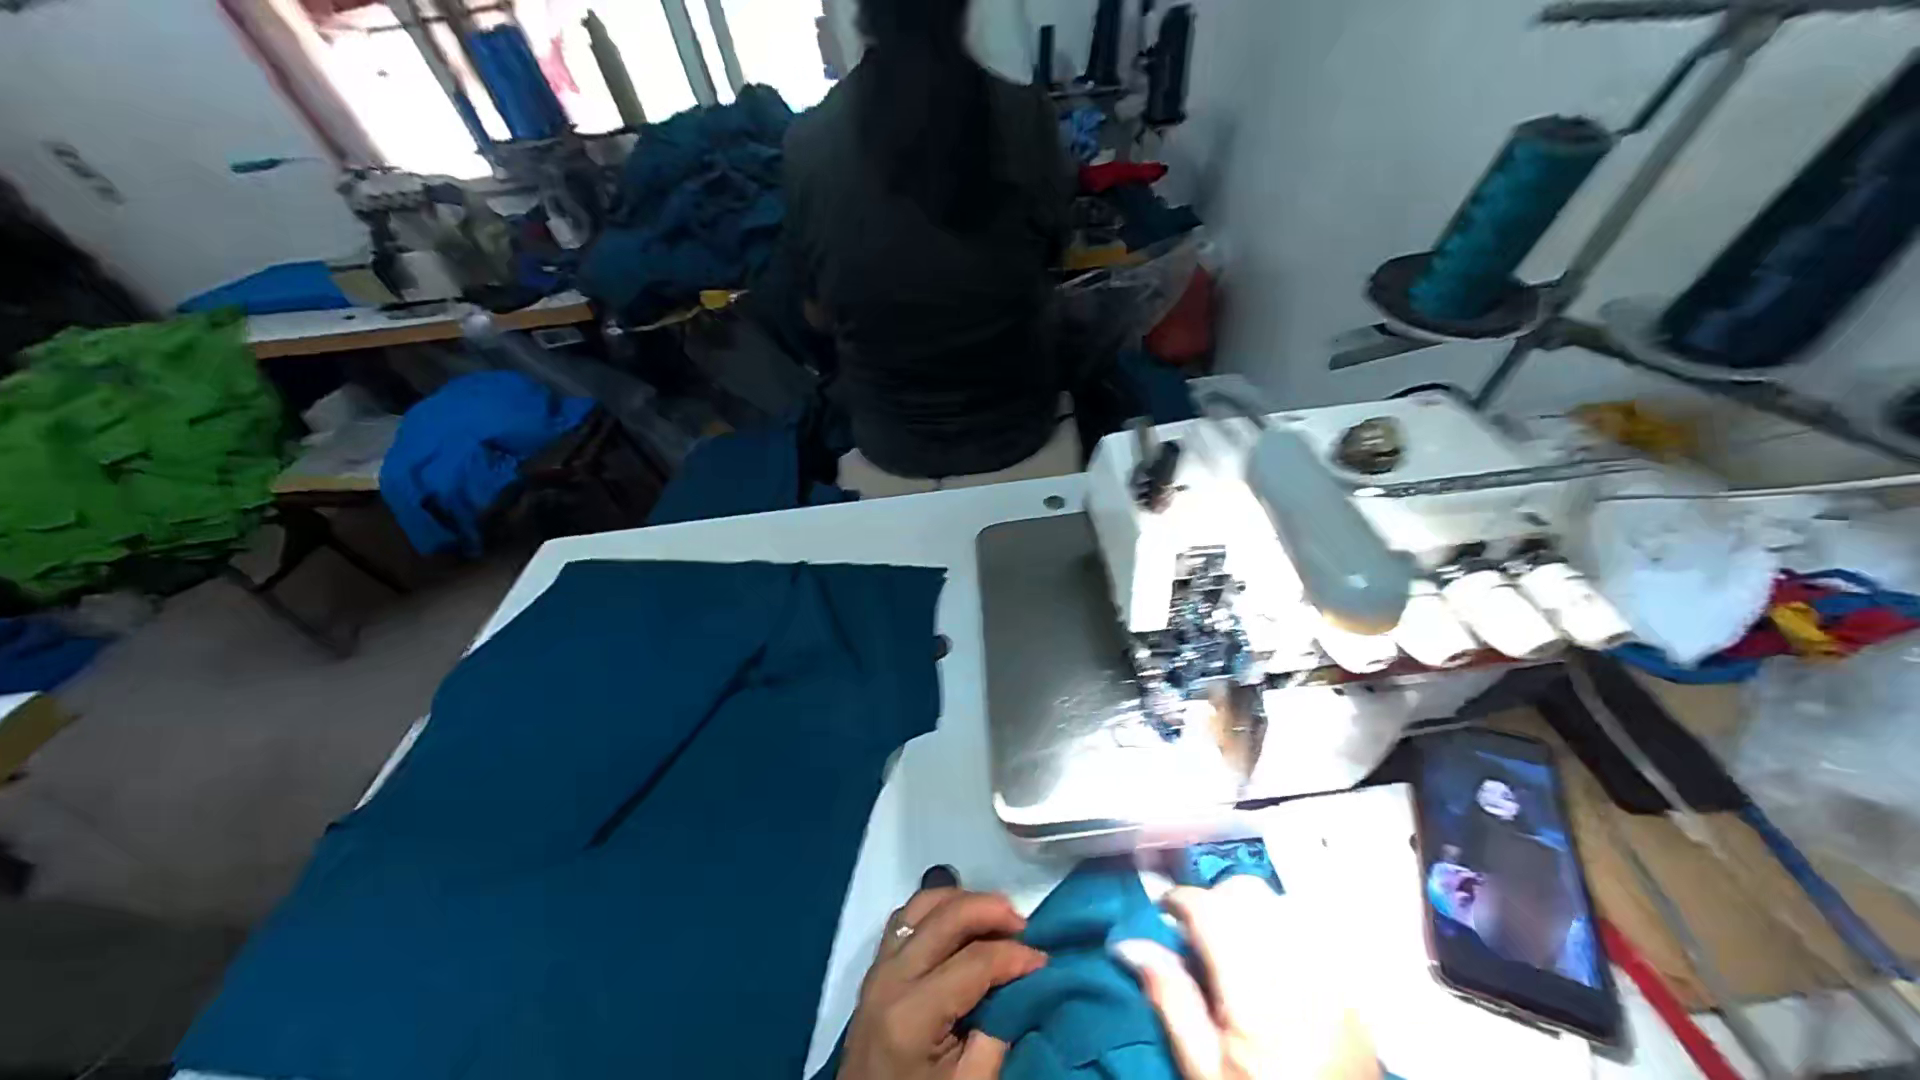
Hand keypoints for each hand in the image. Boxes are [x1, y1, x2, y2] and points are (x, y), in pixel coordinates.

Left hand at [837, 888, 1048, 1079]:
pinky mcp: (876, 965)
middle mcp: (890, 977)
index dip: (1014, 956)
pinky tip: (960, 920)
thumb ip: (997, 1031)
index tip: (1043, 960)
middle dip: (991, 910)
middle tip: (1023, 924)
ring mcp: (878, 966)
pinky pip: (907, 915)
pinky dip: (937, 906)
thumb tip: (1022, 983)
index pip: (974, 962)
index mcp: (911, 1015)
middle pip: (946, 917)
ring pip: (922, 903)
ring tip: (995, 916)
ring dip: (963, 900)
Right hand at [1112, 876, 1380, 1079]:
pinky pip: (1311, 931)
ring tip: (1236, 948)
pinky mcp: (1350, 989)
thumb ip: (1170, 998)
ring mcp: (1330, 976)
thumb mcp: (1202, 1069)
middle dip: (1216, 899)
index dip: (1179, 899)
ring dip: (1250, 912)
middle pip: (1248, 892)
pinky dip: (1283, 930)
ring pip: (1280, 902)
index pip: (1209, 909)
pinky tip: (1272, 963)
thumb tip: (1129, 943)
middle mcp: (1295, 969)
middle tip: (1199, 934)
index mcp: (1252, 989)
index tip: (1165, 911)